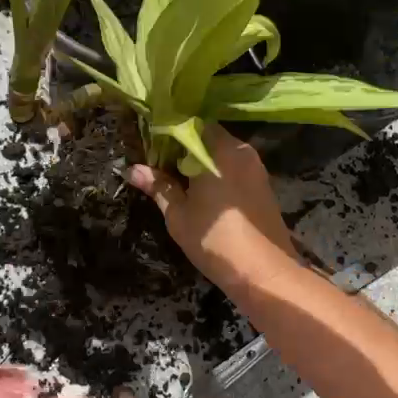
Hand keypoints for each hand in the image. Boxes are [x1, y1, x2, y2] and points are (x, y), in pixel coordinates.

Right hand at [128, 125, 299, 290]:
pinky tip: (202, 191)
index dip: (168, 133)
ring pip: (221, 153)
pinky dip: (217, 172)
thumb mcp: (178, 215)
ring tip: (177, 179)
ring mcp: (255, 167)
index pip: (190, 124)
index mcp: (219, 149)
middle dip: (183, 148)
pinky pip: (234, 167)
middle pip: (207, 136)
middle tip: (159, 164)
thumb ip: (158, 187)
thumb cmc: (216, 240)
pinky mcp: (263, 185)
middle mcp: (240, 150)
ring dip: (201, 161)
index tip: (150, 147)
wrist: (265, 274)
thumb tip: (132, 170)